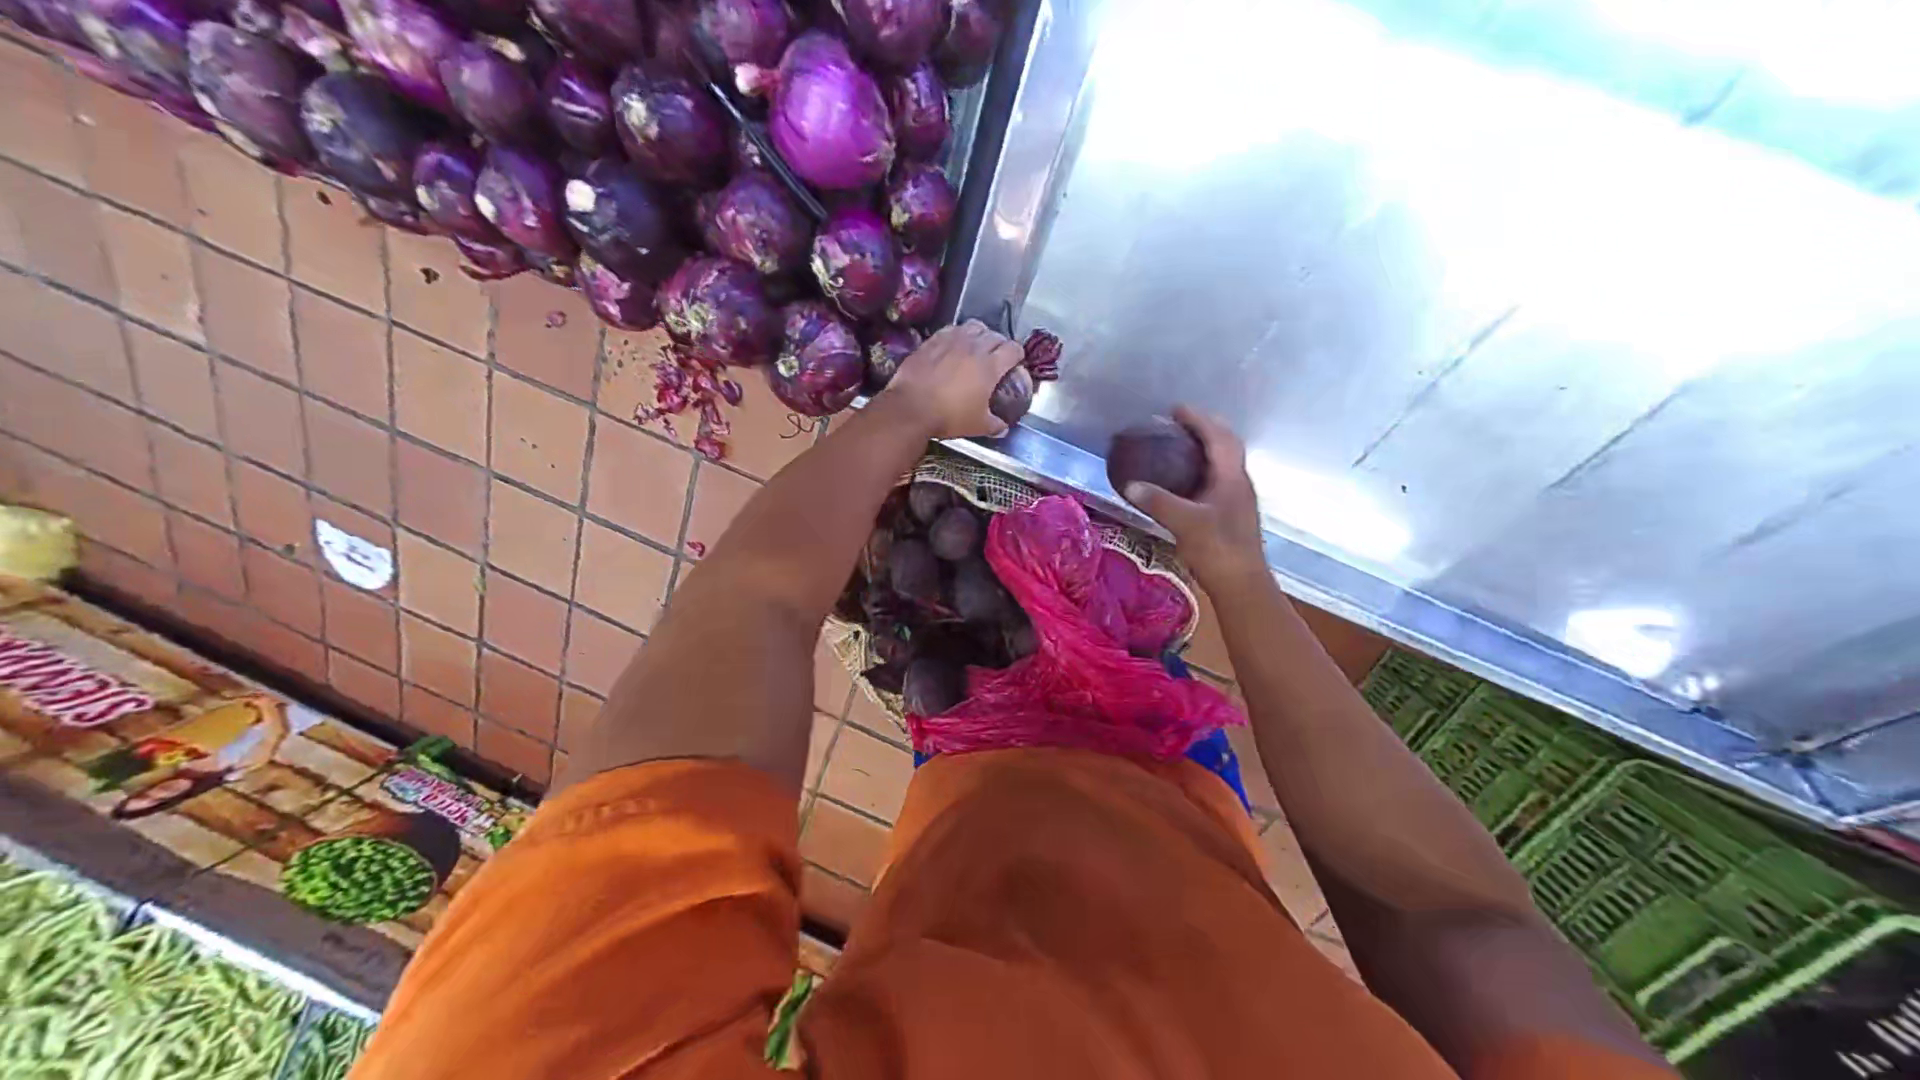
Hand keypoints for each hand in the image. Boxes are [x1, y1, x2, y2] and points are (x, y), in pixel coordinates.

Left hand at [882, 320, 1024, 438]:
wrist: (911, 408)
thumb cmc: (949, 417)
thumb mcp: (978, 425)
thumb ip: (995, 425)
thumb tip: (1004, 428)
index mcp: (990, 366)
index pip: (1013, 349)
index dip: (1017, 355)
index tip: (1015, 362)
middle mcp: (974, 347)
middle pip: (995, 335)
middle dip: (1000, 344)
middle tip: (997, 356)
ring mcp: (951, 341)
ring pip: (974, 326)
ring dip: (980, 334)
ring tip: (977, 345)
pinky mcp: (932, 341)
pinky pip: (951, 329)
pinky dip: (958, 334)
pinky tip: (954, 344)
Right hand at [1122, 406, 1266, 588]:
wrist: (1241, 584)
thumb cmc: (1218, 549)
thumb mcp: (1184, 522)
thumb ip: (1157, 501)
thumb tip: (1130, 485)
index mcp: (1232, 478)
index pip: (1219, 438)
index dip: (1199, 420)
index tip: (1177, 409)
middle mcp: (1238, 484)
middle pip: (1226, 446)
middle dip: (1205, 430)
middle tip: (1179, 424)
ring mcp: (1237, 500)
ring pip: (1222, 464)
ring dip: (1204, 449)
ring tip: (1179, 446)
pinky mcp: (1230, 515)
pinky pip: (1216, 480)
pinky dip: (1200, 470)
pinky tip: (1183, 481)